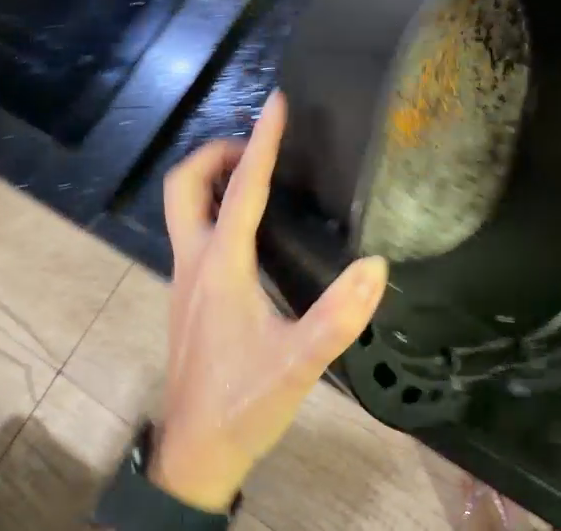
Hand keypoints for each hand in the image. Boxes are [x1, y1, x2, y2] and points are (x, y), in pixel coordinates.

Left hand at [152, 92, 389, 512]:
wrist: (194, 456)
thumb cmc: (244, 404)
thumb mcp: (299, 364)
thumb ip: (338, 317)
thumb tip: (377, 265)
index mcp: (222, 267)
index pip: (242, 189)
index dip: (262, 141)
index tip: (276, 103)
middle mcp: (195, 263)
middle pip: (185, 185)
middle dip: (217, 153)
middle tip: (259, 146)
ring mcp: (186, 280)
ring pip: (183, 207)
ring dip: (214, 177)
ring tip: (260, 175)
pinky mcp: (188, 296)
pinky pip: (194, 229)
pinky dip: (216, 206)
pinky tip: (251, 226)